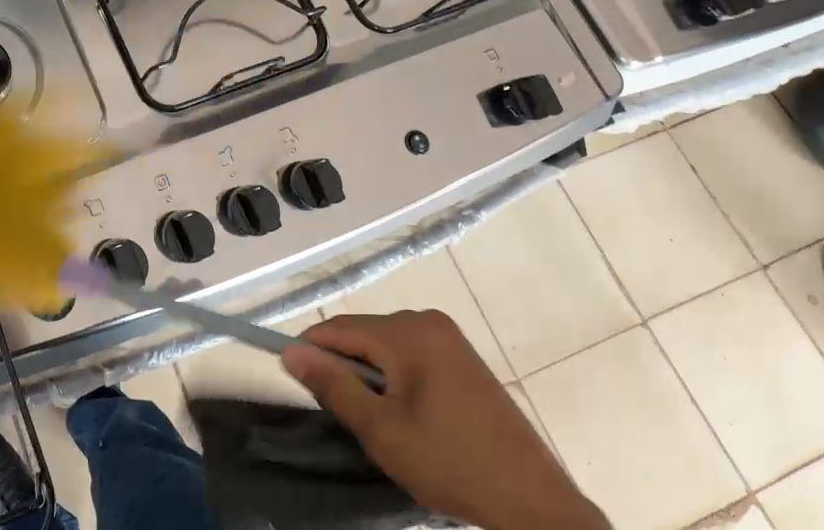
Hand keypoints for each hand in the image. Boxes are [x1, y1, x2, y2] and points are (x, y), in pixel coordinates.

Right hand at [281, 311, 607, 529]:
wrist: (533, 503)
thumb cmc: (450, 463)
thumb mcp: (380, 430)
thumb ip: (333, 385)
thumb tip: (289, 351)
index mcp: (408, 332)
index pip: (337, 328)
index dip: (310, 352)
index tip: (297, 386)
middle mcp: (428, 321)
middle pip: (362, 333)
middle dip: (343, 366)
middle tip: (343, 413)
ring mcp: (450, 339)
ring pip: (384, 345)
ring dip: (369, 374)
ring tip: (374, 418)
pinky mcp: (463, 359)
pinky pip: (410, 354)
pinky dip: (394, 376)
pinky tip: (403, 413)